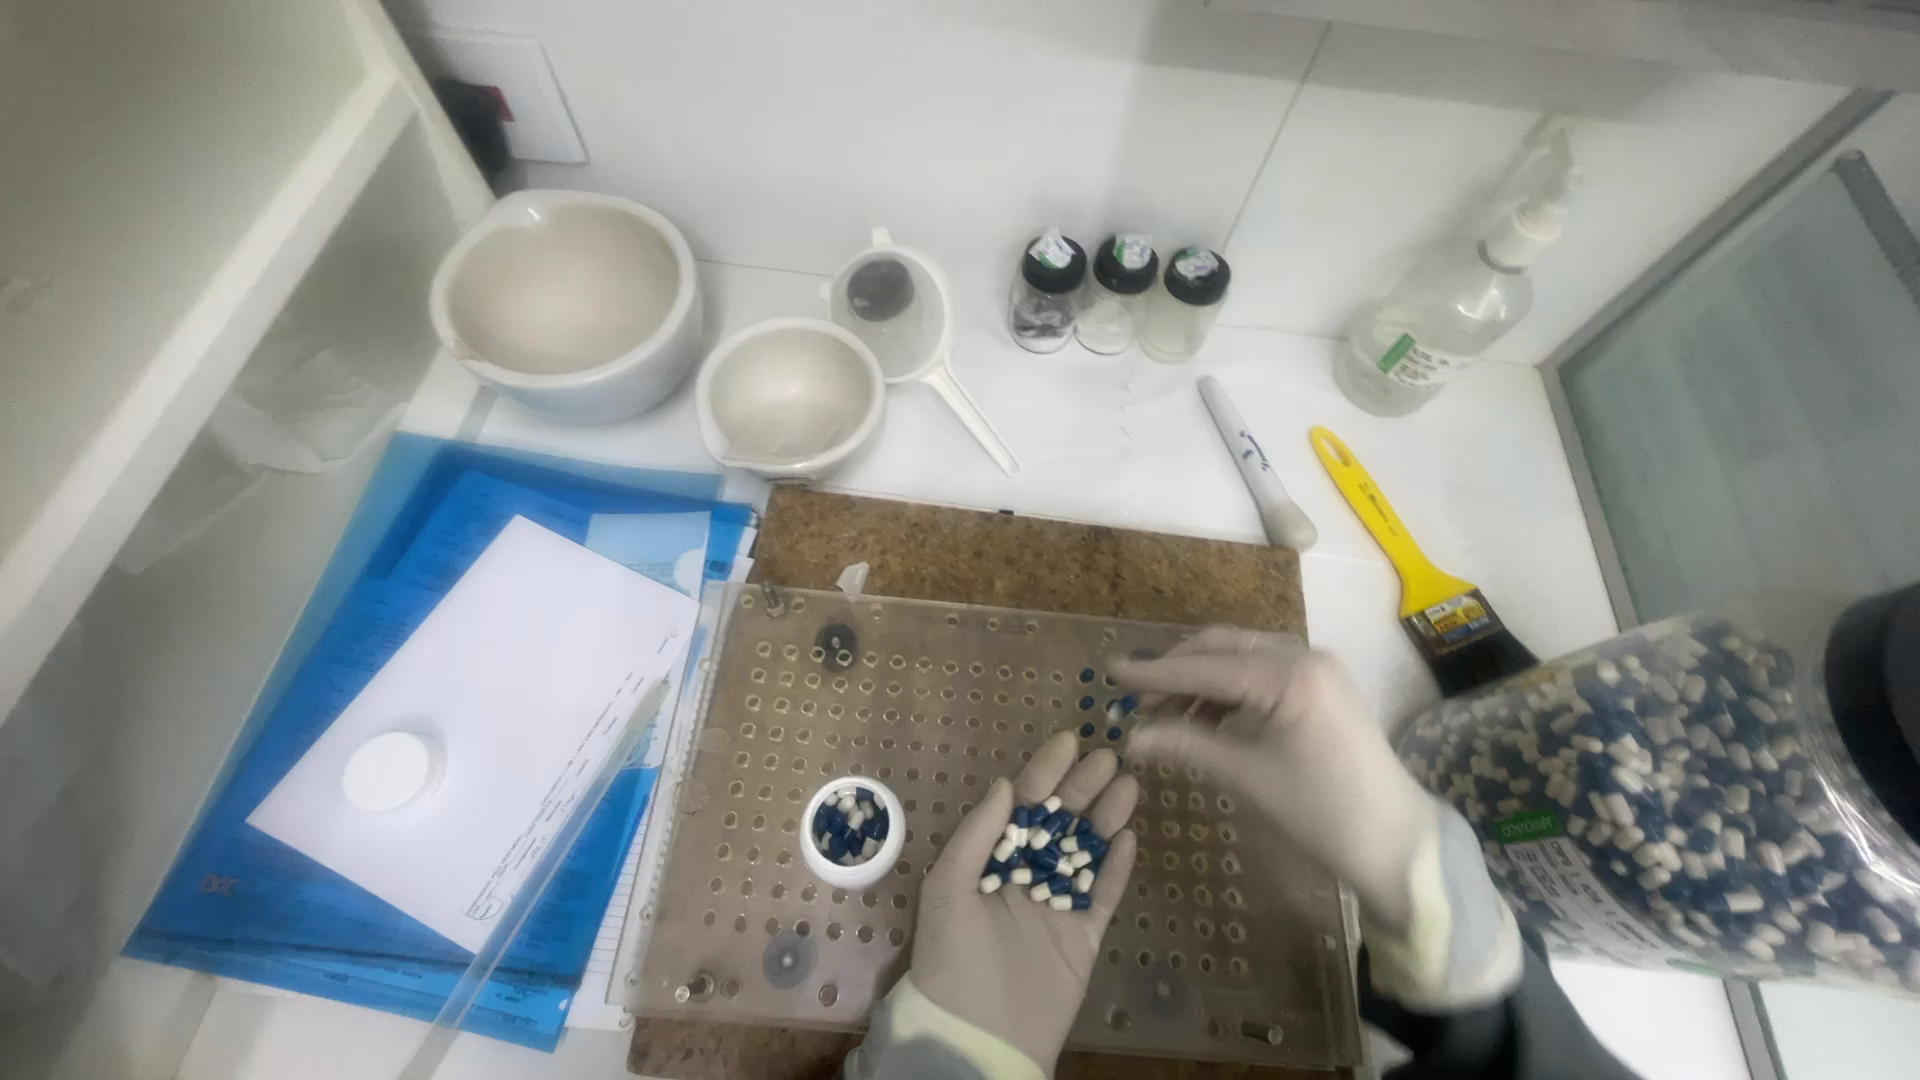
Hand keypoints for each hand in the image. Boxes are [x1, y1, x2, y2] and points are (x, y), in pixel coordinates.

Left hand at [910, 732, 1139, 1073]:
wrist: (976, 1036)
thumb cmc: (952, 956)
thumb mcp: (948, 886)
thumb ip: (978, 833)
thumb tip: (1006, 783)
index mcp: (990, 859)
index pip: (1021, 805)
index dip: (1044, 772)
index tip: (1068, 741)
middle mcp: (1025, 874)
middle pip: (1059, 821)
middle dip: (1082, 787)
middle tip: (1109, 755)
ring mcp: (1056, 904)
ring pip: (1086, 851)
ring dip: (1105, 817)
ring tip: (1128, 784)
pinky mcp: (1083, 936)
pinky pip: (1103, 895)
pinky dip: (1116, 868)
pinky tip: (1130, 836)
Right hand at [1110, 628, 1435, 933]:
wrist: (1398, 845)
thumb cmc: (1322, 812)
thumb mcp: (1246, 776)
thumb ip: (1185, 745)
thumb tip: (1130, 738)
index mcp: (1289, 675)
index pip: (1206, 666)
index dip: (1154, 673)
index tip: (1111, 671)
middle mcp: (1303, 655)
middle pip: (1220, 648)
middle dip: (1175, 670)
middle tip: (1135, 697)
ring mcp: (1315, 667)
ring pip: (1238, 657)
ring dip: (1198, 678)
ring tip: (1163, 712)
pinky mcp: (1319, 684)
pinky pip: (1259, 672)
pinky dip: (1225, 689)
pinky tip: (1202, 716)